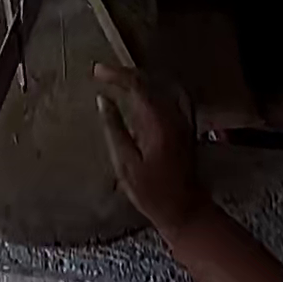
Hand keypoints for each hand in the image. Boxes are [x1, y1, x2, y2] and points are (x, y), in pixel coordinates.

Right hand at [94, 62, 208, 233]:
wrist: (185, 211)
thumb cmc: (152, 193)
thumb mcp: (126, 165)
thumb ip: (114, 128)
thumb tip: (103, 99)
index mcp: (156, 121)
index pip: (135, 84)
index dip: (115, 73)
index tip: (97, 71)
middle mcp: (172, 113)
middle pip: (147, 80)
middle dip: (123, 73)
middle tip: (102, 73)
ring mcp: (181, 117)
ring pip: (157, 84)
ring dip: (136, 79)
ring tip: (117, 79)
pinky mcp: (185, 124)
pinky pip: (169, 94)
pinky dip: (153, 87)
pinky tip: (145, 90)